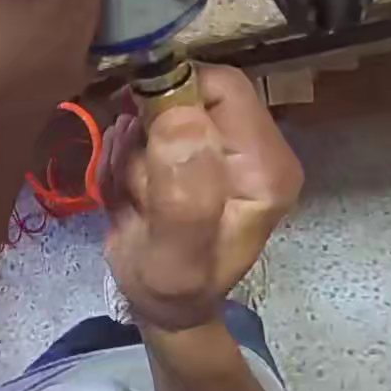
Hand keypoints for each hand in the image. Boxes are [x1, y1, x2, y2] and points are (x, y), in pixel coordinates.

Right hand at [100, 65, 303, 331]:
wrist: (164, 303)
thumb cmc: (174, 290)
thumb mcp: (176, 260)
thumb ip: (183, 196)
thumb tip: (181, 117)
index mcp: (266, 167)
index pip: (223, 87)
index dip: (173, 97)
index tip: (136, 134)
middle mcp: (253, 146)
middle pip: (188, 91)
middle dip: (145, 130)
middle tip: (133, 180)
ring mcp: (221, 143)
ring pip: (158, 107)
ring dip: (130, 146)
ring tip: (130, 193)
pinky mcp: (193, 145)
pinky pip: (145, 123)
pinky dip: (125, 150)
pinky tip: (127, 188)